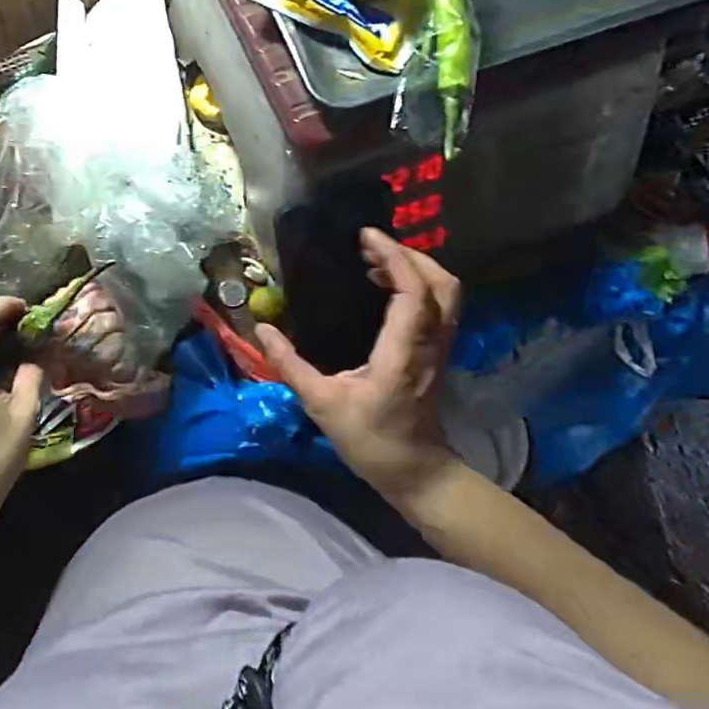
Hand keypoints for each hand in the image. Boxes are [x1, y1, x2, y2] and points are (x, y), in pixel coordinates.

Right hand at [257, 228, 462, 498]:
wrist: (414, 471)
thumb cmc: (369, 438)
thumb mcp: (320, 403)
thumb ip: (289, 364)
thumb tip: (262, 330)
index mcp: (402, 352)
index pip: (413, 291)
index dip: (394, 257)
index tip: (366, 238)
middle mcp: (429, 343)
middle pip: (442, 283)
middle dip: (410, 255)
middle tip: (371, 246)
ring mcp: (439, 348)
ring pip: (446, 294)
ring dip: (417, 269)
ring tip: (376, 262)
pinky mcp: (437, 354)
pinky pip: (438, 307)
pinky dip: (418, 286)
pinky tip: (385, 290)